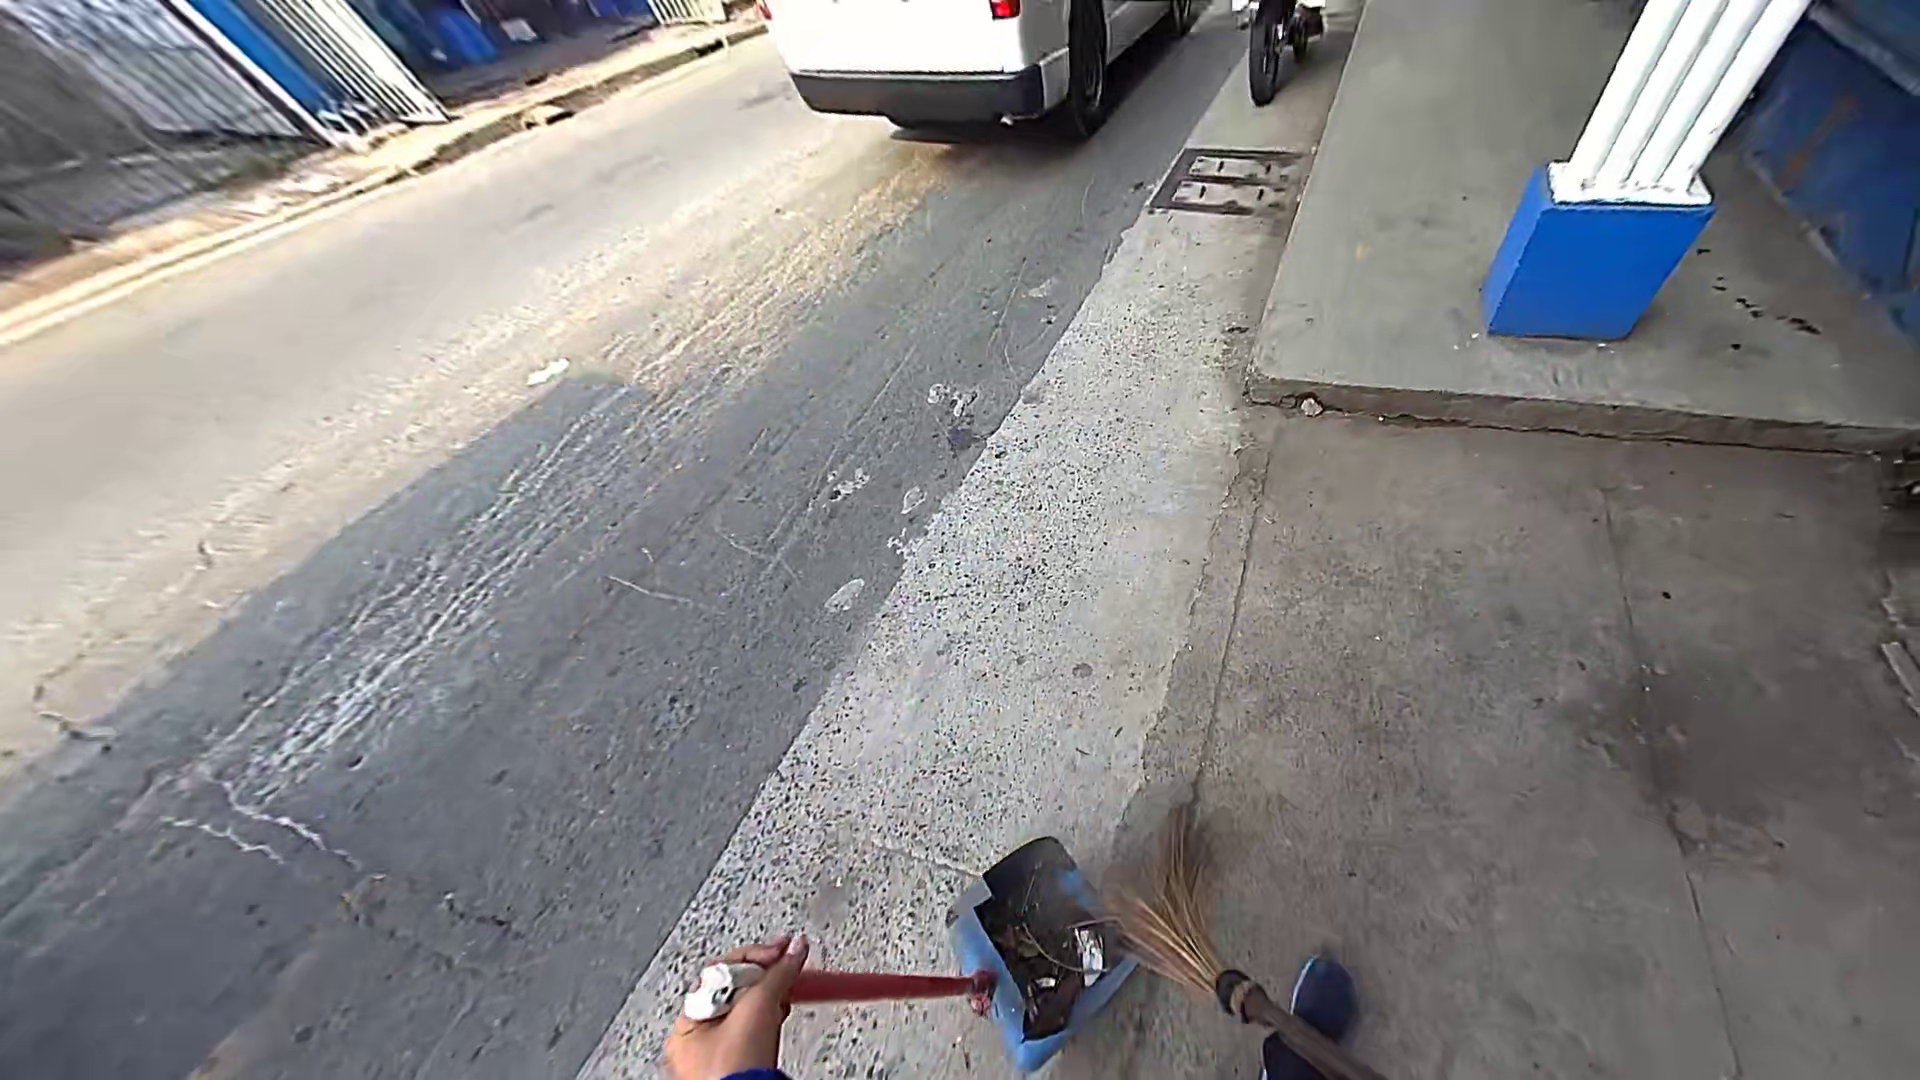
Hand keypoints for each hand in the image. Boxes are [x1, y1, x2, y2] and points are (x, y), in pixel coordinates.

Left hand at [666, 934, 809, 1079]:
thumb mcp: (759, 1004)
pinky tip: (780, 1012)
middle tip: (787, 966)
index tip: (782, 949)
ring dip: (771, 994)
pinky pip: (755, 1025)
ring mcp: (717, 1050)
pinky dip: (770, 1014)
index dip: (755, 955)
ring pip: (748, 1005)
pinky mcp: (738, 1062)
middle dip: (766, 974)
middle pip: (737, 986)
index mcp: (688, 1022)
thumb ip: (779, 970)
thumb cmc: (735, 1069)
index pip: (723, 970)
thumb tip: (796, 948)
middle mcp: (697, 1036)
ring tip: (786, 992)